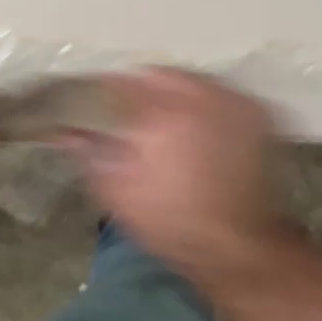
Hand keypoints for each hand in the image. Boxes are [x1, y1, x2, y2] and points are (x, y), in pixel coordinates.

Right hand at [71, 67, 287, 273]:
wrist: (237, 245)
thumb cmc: (169, 225)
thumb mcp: (117, 195)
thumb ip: (89, 155)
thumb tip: (63, 132)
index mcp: (161, 115)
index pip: (121, 83)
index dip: (101, 92)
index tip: (91, 106)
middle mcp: (201, 97)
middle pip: (159, 75)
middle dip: (140, 90)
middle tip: (127, 114)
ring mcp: (235, 102)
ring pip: (192, 80)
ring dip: (173, 93)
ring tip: (161, 120)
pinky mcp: (258, 114)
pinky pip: (221, 93)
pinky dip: (203, 102)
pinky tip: (194, 126)